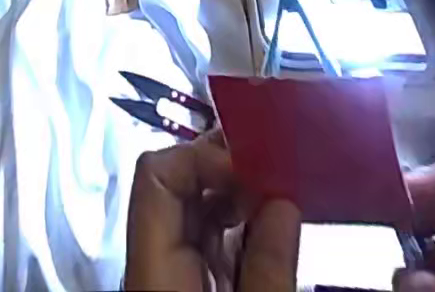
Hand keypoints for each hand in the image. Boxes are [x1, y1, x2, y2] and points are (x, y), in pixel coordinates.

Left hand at [124, 133, 302, 291]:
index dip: (204, 155)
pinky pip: (203, 237)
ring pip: (192, 207)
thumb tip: (283, 202)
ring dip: (237, 193)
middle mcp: (150, 264)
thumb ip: (268, 267)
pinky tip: (269, 230)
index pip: (157, 172)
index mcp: (152, 270)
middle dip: (228, 165)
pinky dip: (237, 222)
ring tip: (279, 195)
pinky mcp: (183, 285)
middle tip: (275, 167)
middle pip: (177, 181)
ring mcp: (166, 274)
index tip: (252, 164)